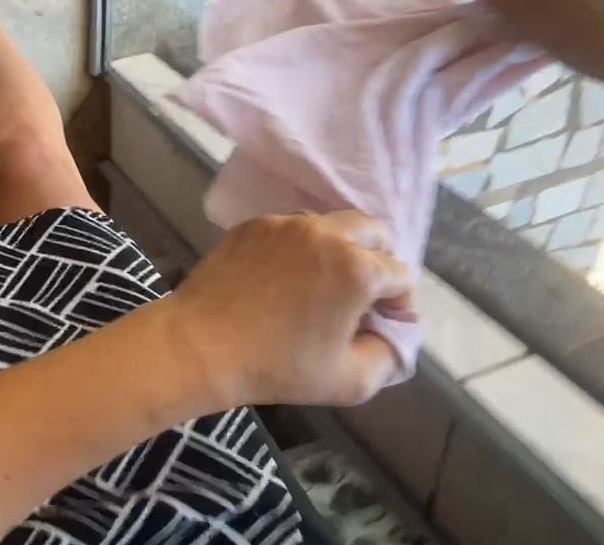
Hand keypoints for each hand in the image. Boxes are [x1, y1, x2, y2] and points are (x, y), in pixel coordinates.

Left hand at [161, 211, 413, 409]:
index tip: (386, 324)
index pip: (400, 274)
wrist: (202, 343)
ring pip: (328, 224)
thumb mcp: (351, 380)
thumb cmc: (279, 365)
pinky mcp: (249, 225)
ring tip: (326, 286)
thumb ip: (387, 354)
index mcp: (354, 267)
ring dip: (339, 248)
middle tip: (366, 295)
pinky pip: (288, 228)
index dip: (401, 303)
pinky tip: (287, 279)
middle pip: (371, 230)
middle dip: (380, 258)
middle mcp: (321, 233)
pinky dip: (300, 247)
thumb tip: (391, 334)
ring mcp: (280, 223)